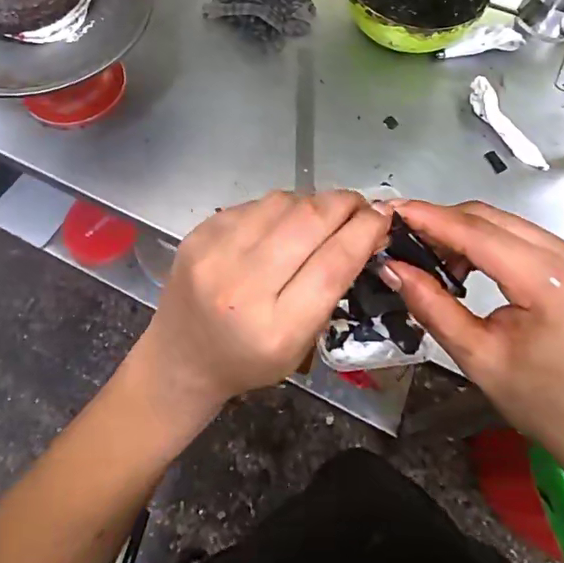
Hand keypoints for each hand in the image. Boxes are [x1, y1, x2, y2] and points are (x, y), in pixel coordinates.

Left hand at [131, 191, 388, 419]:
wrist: (180, 357)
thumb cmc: (248, 360)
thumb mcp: (300, 343)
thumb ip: (330, 288)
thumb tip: (363, 230)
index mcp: (276, 328)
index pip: (332, 264)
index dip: (364, 232)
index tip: (383, 217)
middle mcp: (242, 286)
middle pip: (308, 222)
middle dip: (344, 205)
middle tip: (360, 204)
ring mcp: (214, 253)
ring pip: (282, 203)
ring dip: (313, 202)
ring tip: (323, 213)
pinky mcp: (199, 232)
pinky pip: (254, 204)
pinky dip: (279, 208)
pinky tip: (283, 222)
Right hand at [383, 200, 563, 471]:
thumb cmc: (547, 406)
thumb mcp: (479, 359)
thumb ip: (432, 306)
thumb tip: (392, 267)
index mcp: (548, 283)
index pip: (476, 231)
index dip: (427, 217)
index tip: (387, 211)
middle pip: (488, 217)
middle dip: (439, 220)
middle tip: (398, 235)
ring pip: (502, 222)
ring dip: (460, 230)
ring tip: (425, 254)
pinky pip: (519, 235)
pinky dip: (484, 240)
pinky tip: (462, 263)